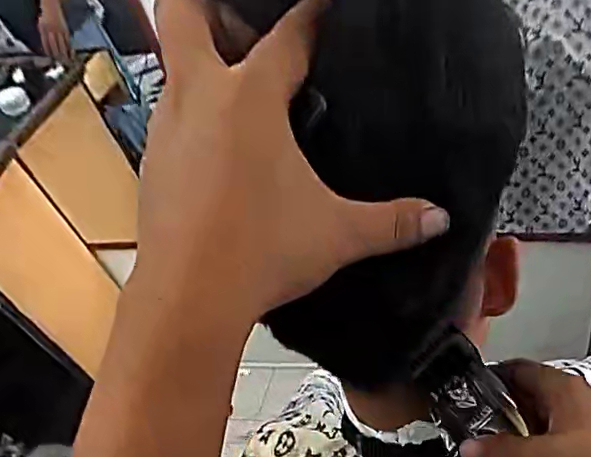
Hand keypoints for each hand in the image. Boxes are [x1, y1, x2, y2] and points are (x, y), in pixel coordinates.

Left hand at [38, 4, 72, 63]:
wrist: (51, 5)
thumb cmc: (45, 15)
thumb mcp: (41, 24)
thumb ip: (43, 34)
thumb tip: (47, 47)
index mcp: (44, 29)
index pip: (46, 44)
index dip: (48, 53)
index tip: (51, 59)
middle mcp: (52, 31)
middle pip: (55, 47)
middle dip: (57, 56)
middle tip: (60, 64)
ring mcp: (60, 31)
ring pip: (63, 47)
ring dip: (64, 56)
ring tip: (66, 63)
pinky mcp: (66, 31)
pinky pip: (68, 43)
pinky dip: (70, 50)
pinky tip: (71, 56)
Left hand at [132, 0, 448, 317]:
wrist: (192, 294)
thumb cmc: (258, 253)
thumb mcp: (339, 235)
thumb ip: (392, 223)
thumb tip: (437, 219)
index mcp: (251, 98)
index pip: (287, 34)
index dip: (309, 16)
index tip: (322, 11)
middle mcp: (200, 98)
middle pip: (183, 9)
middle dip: (210, 4)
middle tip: (243, 25)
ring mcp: (168, 130)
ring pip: (172, 67)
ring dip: (198, 64)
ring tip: (236, 90)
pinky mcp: (153, 166)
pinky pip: (169, 122)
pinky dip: (192, 121)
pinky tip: (219, 154)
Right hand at [460, 362, 590, 456]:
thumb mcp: (548, 456)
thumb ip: (506, 453)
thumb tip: (469, 448)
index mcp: (562, 388)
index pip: (517, 370)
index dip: (491, 380)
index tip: (469, 398)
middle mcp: (572, 399)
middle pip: (526, 400)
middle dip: (501, 419)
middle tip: (478, 437)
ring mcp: (583, 422)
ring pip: (540, 426)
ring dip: (519, 443)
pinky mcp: (590, 445)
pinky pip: (554, 445)